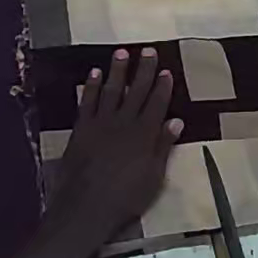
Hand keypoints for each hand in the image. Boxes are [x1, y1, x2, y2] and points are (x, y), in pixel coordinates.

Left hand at [41, 47, 181, 244]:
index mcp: (144, 135)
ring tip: (122, 52)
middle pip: (136, 91)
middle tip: (148, 49)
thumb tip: (176, 121)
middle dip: (143, 70)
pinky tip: (94, 73)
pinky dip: (90, 86)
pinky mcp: (81, 129)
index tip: (166, 70)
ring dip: (117, 71)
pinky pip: (87, 102)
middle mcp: (123, 123)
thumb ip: (163, 147)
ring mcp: (100, 123)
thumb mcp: (154, 177)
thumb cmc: (126, 198)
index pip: (156, 104)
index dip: (162, 87)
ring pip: (111, 90)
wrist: (86, 207)